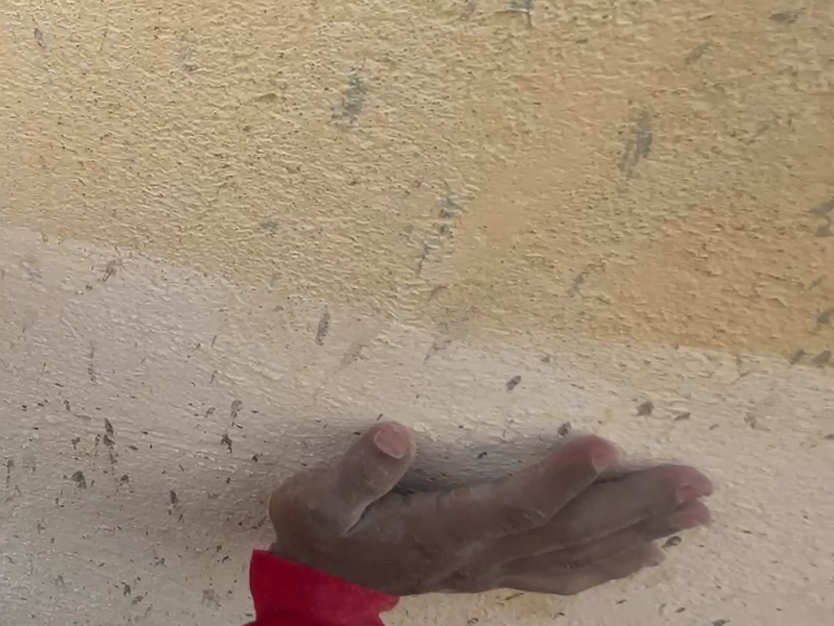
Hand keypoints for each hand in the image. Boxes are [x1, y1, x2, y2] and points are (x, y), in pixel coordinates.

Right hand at [267, 423, 712, 596]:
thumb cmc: (315, 528)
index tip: (604, 447)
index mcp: (441, 532)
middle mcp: (480, 556)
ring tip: (692, 511)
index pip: (516, 506)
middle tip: (694, 482)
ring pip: (578, 554)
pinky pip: (564, 574)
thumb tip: (396, 433)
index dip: (562, 478)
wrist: (315, 575)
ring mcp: (489, 569)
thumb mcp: (319, 498)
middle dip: (633, 507)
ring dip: (639, 533)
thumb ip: (357, 471)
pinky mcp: (488, 572)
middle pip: (569, 533)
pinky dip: (611, 564)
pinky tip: (643, 553)